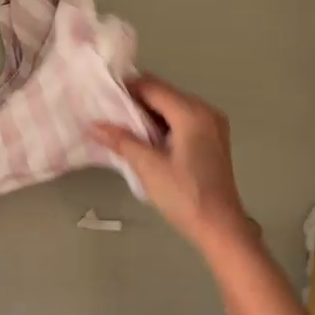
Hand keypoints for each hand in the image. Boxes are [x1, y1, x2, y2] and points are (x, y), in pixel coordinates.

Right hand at [93, 72, 257, 252]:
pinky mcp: (210, 140)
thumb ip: (121, 140)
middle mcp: (205, 111)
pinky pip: (180, 121)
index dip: (125, 89)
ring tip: (118, 126)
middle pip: (163, 95)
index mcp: (192, 113)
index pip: (152, 87)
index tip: (100, 96)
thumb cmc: (184, 194)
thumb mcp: (148, 166)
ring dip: (146, 115)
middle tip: (105, 112)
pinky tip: (141, 138)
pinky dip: (160, 125)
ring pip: (171, 108)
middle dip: (134, 102)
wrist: (219, 227)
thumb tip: (94, 125)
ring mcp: (211, 126)